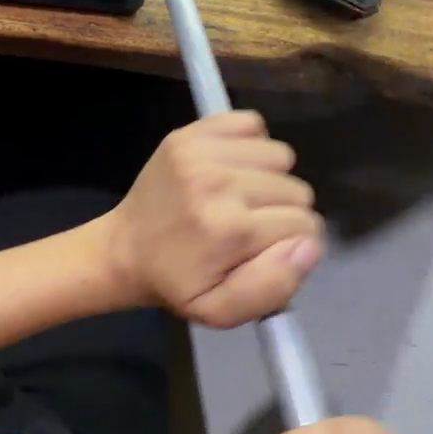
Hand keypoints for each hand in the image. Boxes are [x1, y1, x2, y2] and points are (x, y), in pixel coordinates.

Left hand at [99, 111, 322, 328]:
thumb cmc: (177, 283)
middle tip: (244, 226)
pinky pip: (250, 122)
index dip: (291, 243)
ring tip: (238, 197)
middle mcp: (217, 183)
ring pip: (280, 156)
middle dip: (281, 212)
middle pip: (296, 190)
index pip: (305, 225)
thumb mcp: (222, 311)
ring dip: (268, 177)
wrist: (123, 249)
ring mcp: (199, 152)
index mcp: (229, 229)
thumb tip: (309, 245)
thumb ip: (274, 286)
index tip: (261, 250)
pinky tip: (230, 168)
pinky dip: (249, 144)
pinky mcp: (187, 133)